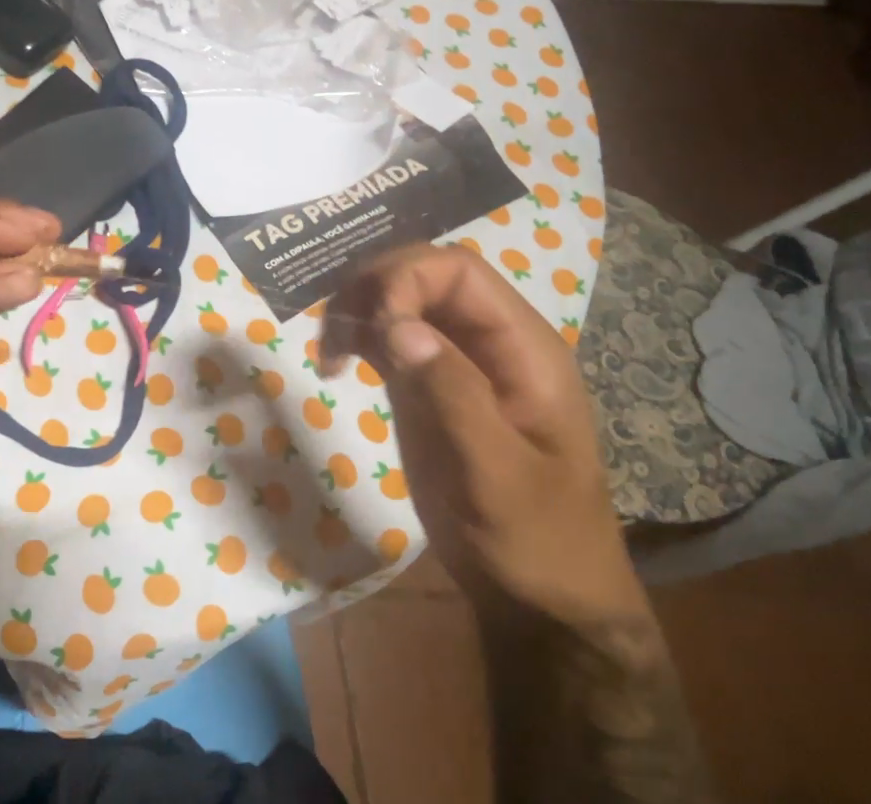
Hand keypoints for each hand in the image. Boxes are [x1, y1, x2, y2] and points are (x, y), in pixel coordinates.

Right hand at [323, 244, 643, 625]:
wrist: (541, 598)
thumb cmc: (533, 538)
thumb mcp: (496, 473)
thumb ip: (453, 394)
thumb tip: (398, 325)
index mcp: (524, 350)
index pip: (458, 272)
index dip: (404, 279)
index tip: (371, 327)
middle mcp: (491, 344)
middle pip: (425, 277)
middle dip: (373, 289)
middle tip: (333, 336)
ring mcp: (459, 366)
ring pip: (403, 304)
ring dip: (358, 312)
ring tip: (329, 354)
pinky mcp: (431, 390)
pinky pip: (392, 341)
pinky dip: (358, 339)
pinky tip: (334, 364)